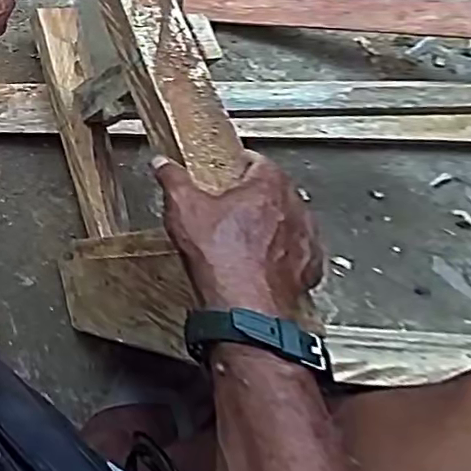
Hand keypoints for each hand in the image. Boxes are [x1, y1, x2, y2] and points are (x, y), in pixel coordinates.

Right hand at [155, 151, 320, 319]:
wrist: (244, 308)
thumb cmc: (220, 258)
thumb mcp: (182, 208)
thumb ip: (173, 179)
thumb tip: (163, 164)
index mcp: (266, 190)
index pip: (263, 163)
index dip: (246, 162)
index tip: (234, 165)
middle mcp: (293, 213)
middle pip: (280, 190)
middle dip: (259, 190)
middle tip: (236, 195)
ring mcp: (304, 243)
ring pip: (292, 220)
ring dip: (274, 220)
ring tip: (248, 228)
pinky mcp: (307, 271)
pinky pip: (298, 251)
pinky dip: (283, 250)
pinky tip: (264, 256)